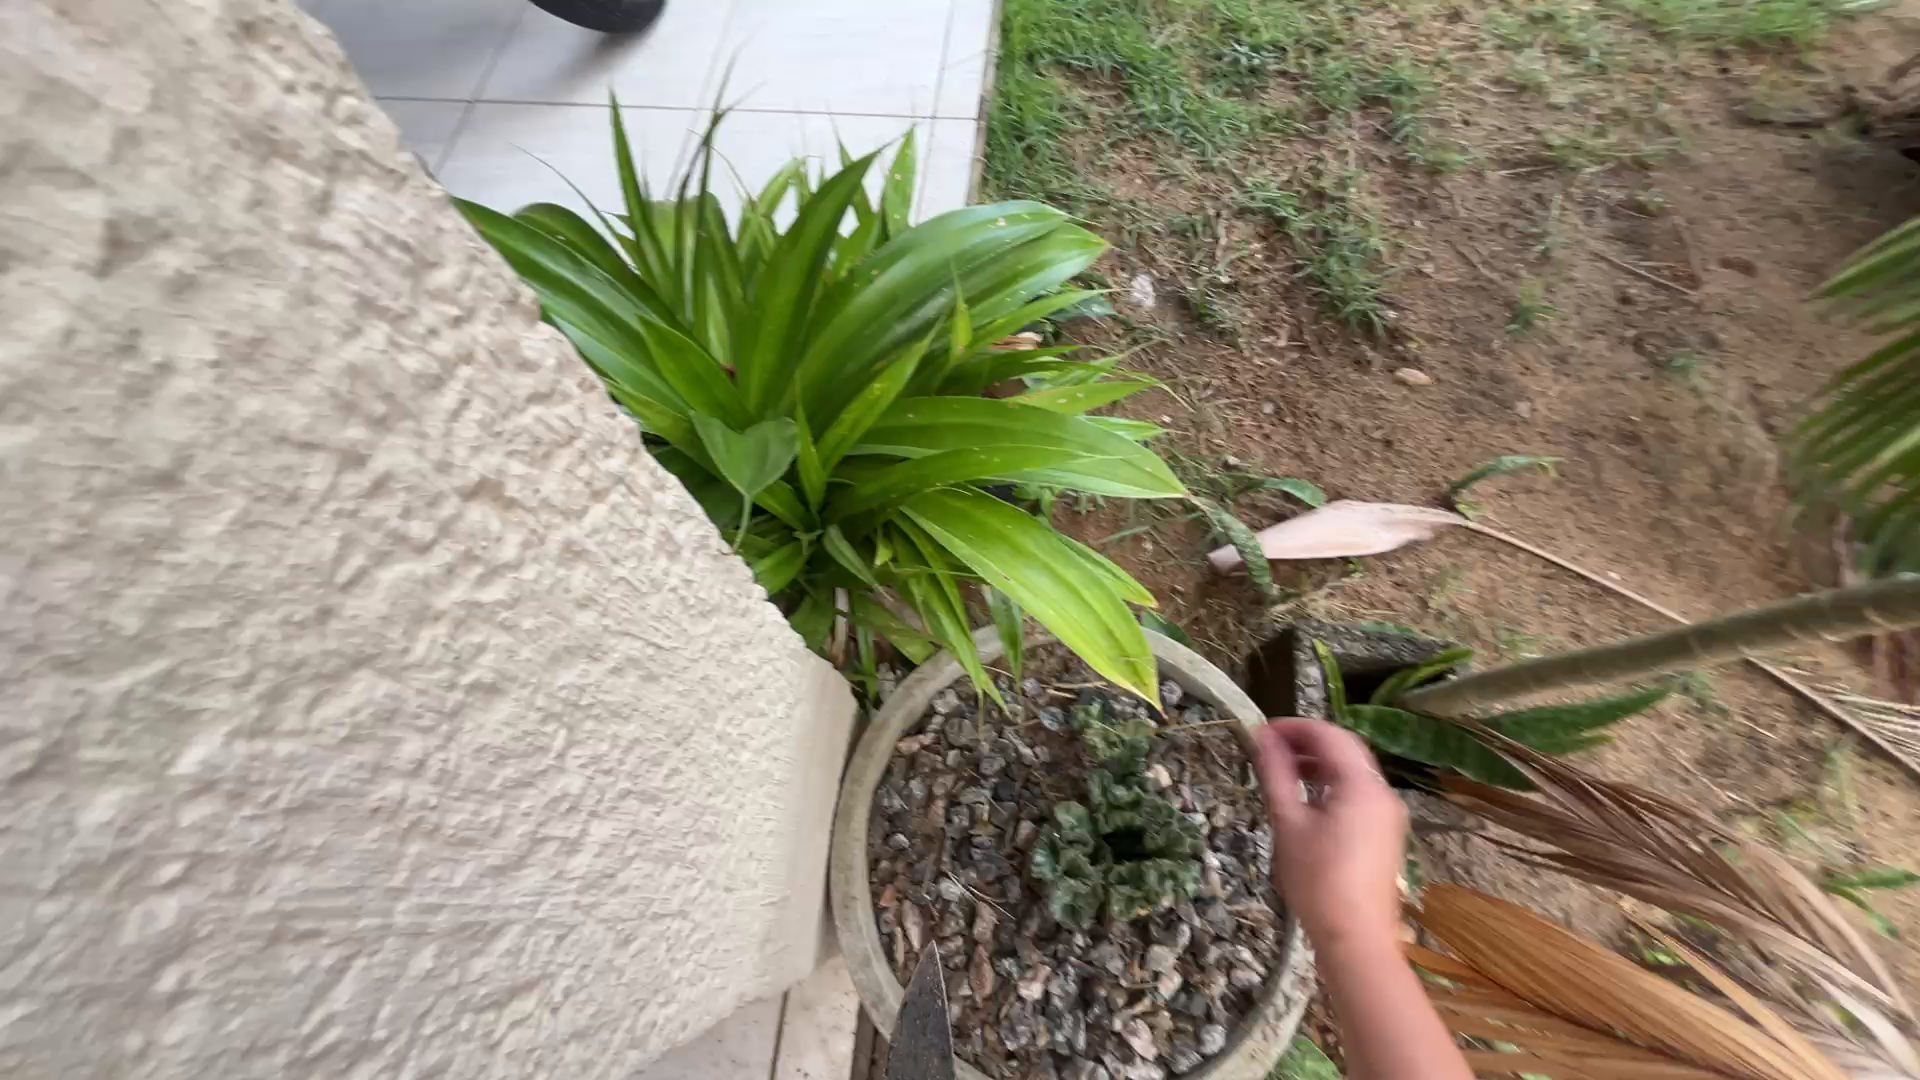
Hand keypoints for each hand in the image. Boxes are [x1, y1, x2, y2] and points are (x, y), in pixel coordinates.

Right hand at [1250, 718, 1407, 956]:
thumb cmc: (1317, 879)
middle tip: (1267, 745)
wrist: (1355, 939)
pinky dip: (1329, 780)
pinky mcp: (1383, 831)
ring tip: (1280, 767)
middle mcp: (1382, 793)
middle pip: (1344, 747)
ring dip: (1316, 760)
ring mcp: (1387, 813)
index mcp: (1362, 785)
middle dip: (1305, 740)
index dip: (1292, 726)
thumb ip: (1275, 772)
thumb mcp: (1288, 820)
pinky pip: (1357, 790)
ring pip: (1351, 768)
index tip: (1259, 731)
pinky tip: (1303, 794)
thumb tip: (1261, 735)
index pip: (1328, 734)